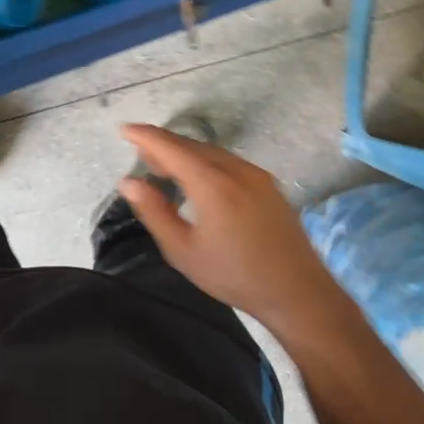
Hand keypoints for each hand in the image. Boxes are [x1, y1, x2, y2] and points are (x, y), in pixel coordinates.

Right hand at [117, 123, 348, 334]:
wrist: (298, 293)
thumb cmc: (233, 275)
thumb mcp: (182, 250)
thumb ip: (154, 211)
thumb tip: (128, 182)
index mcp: (213, 185)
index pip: (171, 148)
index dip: (145, 136)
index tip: (124, 129)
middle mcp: (237, 171)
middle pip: (192, 146)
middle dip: (163, 144)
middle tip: (139, 152)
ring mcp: (257, 176)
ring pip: (212, 153)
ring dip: (185, 153)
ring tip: (163, 165)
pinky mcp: (269, 186)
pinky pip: (228, 162)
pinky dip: (205, 162)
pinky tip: (197, 178)